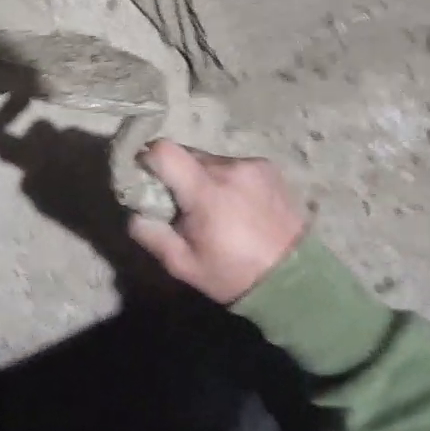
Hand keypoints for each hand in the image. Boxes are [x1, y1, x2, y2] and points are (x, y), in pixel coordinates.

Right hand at [127, 140, 306, 303]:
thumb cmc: (233, 274)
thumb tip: (134, 210)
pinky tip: (236, 205)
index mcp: (206, 192)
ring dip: (201, 176)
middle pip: (186, 154)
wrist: (295, 279)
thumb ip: (150, 234)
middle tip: (180, 203)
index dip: (147, 159)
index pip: (164, 150)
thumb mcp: (182, 265)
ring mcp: (252, 165)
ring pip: (209, 159)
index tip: (145, 178)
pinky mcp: (268, 168)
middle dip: (176, 174)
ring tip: (213, 208)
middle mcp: (229, 169)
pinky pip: (232, 165)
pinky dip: (225, 179)